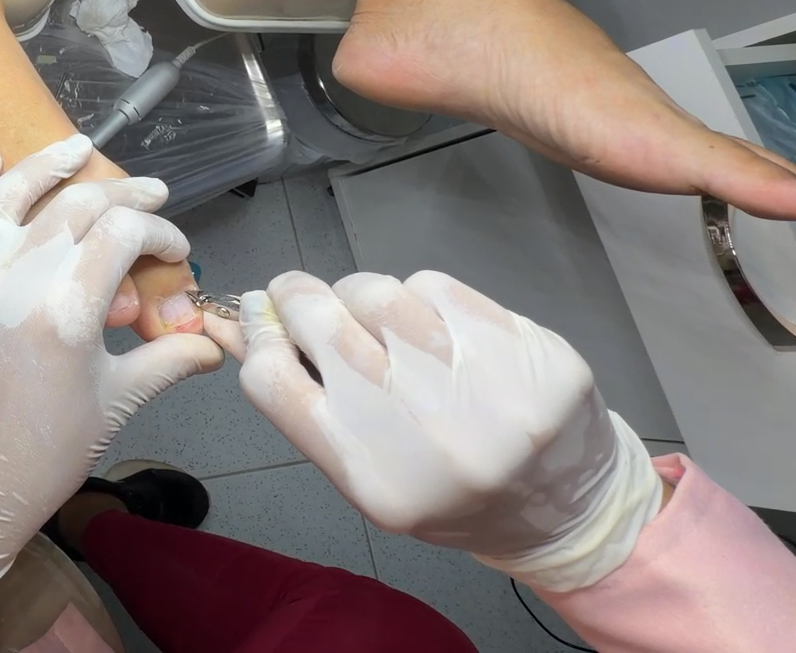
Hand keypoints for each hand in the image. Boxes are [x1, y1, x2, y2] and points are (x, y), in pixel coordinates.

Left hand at [0, 136, 221, 630]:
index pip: (124, 234)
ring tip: (80, 146)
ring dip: (51, 163)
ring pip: (13, 194)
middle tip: (151, 193)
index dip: (160, 232)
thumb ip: (167, 361)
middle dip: (125, 194)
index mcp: (67, 310)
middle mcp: (16, 276)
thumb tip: (214, 344)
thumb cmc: (42, 454)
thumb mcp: (115, 405)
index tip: (175, 248)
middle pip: (79, 206)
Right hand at [229, 270, 662, 591]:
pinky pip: (432, 284)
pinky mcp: (528, 351)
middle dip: (296, 294)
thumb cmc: (436, 486)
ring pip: (372, 289)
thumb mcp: (354, 460)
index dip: (255, 333)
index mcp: (368, 473)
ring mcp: (483, 388)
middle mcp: (423, 433)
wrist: (564, 511)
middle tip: (302, 297)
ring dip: (361, 297)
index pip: (270, 377)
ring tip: (381, 324)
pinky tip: (438, 330)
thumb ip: (294, 395)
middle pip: (316, 317)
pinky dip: (420, 297)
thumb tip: (232, 320)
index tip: (259, 313)